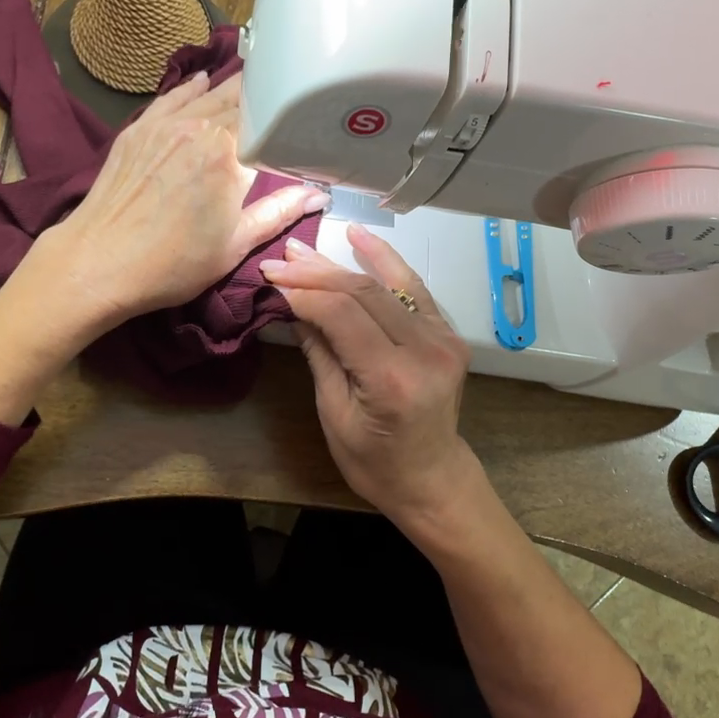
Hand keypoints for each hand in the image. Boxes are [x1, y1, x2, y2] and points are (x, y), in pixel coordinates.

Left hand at [37, 72, 326, 325]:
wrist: (98, 263)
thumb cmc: (172, 263)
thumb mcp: (234, 244)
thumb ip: (278, 212)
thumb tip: (318, 195)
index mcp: (230, 152)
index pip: (268, 119)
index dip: (286, 120)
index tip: (302, 125)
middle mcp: (198, 126)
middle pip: (240, 99)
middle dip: (263, 100)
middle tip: (283, 101)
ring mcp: (164, 124)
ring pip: (206, 93)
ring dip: (231, 89)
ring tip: (253, 83)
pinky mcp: (137, 130)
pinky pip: (172, 97)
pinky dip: (191, 89)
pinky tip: (201, 82)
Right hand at [261, 225, 475, 523]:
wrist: (431, 479)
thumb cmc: (373, 461)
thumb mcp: (333, 412)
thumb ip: (319, 353)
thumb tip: (292, 304)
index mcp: (393, 380)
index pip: (343, 315)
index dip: (304, 292)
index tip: (271, 279)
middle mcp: (425, 351)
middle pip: (364, 293)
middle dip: (316, 273)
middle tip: (279, 261)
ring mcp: (442, 339)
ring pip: (386, 284)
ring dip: (342, 263)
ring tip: (305, 248)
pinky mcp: (447, 333)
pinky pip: (412, 288)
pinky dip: (386, 260)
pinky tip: (359, 237)